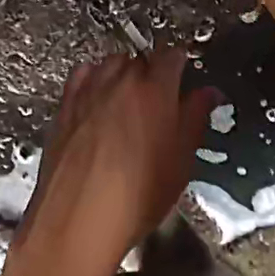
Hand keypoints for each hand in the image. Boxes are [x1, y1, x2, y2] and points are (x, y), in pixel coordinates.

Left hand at [15, 50, 222, 275]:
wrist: (78, 220)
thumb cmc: (137, 195)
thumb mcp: (181, 160)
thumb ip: (196, 117)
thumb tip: (209, 93)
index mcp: (156, 89)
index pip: (172, 55)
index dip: (180, 63)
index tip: (183, 74)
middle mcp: (122, 81)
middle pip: (141, 59)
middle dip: (153, 72)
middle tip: (160, 98)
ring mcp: (90, 91)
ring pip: (111, 64)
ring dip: (123, 73)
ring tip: (129, 98)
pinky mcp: (65, 106)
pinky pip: (83, 76)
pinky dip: (94, 78)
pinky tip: (98, 97)